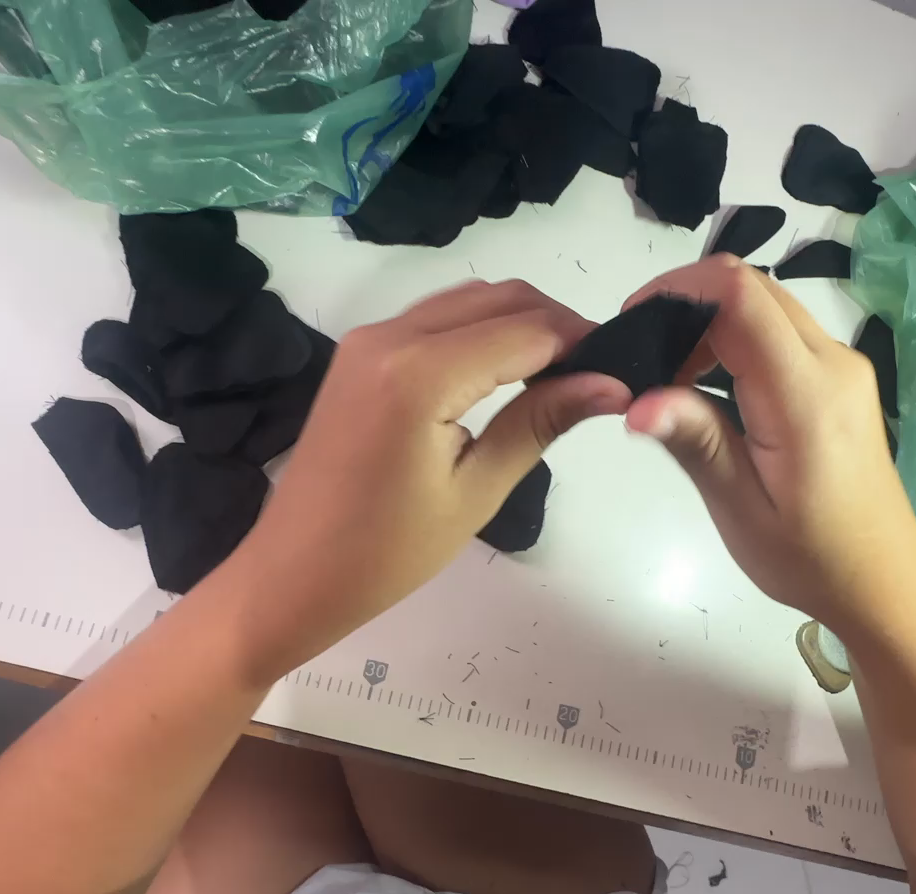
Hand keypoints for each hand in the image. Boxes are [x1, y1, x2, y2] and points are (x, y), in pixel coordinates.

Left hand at [217, 280, 631, 681]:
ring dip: (519, 324)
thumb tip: (611, 384)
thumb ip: (539, 423)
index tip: (621, 370)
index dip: (582, 343)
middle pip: (499, 298)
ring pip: (467, 301)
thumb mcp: (475, 491)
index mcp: (419, 374)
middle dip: (556, 325)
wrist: (294, 573)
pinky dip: (479, 332)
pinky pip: (434, 320)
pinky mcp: (359, 354)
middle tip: (595, 374)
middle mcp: (390, 335)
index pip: (526, 330)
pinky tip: (505, 373)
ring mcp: (367, 339)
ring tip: (558, 376)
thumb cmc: (387, 553)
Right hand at [623, 256, 915, 629]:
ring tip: (669, 380)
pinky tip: (708, 390)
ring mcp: (841, 367)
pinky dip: (733, 343)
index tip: (632, 323)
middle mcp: (832, 362)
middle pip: (753, 289)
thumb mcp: (741, 509)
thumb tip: (635, 402)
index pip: (741, 297)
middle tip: (643, 359)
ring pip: (766, 308)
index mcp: (805, 394)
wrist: (880, 579)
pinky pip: (779, 335)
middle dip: (687, 305)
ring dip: (709, 325)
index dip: (678, 290)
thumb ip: (696, 441)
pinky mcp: (838, 380)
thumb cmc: (809, 556)